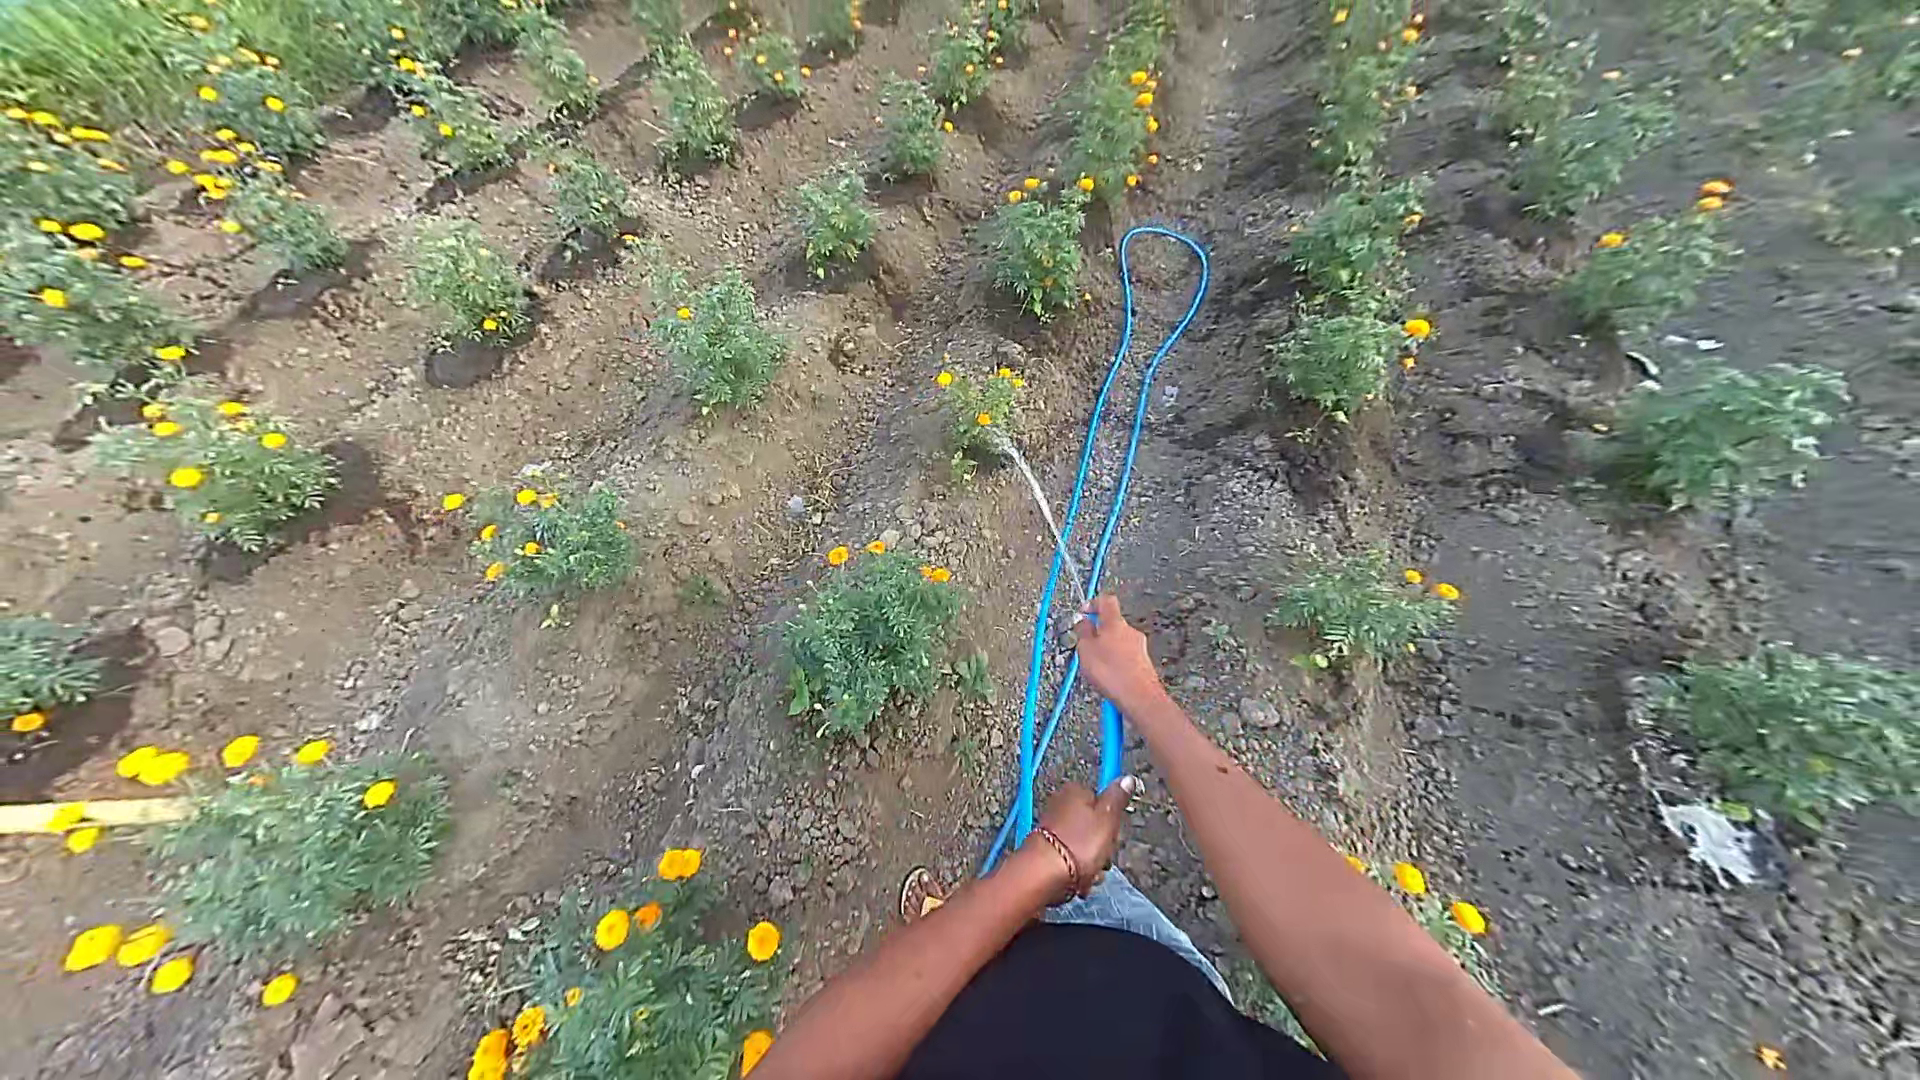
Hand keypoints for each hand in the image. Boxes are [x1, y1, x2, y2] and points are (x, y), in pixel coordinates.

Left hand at [1031, 776, 1140, 896]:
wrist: (1045, 873)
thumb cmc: (1079, 843)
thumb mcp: (1108, 818)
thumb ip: (1118, 798)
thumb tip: (1128, 779)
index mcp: (1075, 791)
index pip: (1103, 800)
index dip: (1112, 820)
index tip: (1113, 833)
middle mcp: (1061, 804)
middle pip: (1095, 825)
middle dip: (1102, 845)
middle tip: (1103, 854)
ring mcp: (1053, 827)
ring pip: (1085, 845)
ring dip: (1092, 862)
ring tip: (1090, 872)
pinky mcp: (1048, 849)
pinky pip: (1072, 859)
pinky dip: (1078, 871)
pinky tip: (1080, 880)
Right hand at [1073, 594, 1166, 711]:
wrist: (1139, 698)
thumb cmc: (1113, 673)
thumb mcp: (1085, 649)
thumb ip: (1083, 632)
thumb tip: (1083, 622)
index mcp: (1115, 623)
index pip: (1106, 601)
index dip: (1093, 604)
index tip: (1084, 612)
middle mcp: (1130, 632)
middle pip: (1111, 624)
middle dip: (1098, 634)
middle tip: (1086, 647)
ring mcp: (1139, 648)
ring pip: (1117, 643)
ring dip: (1106, 651)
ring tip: (1097, 668)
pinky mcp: (1142, 664)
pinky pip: (1124, 659)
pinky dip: (1114, 665)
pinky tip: (1108, 679)